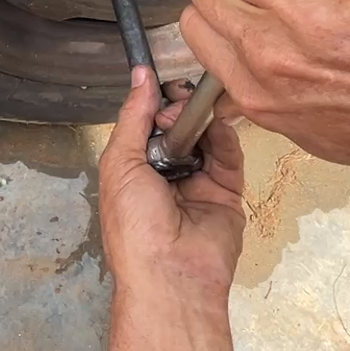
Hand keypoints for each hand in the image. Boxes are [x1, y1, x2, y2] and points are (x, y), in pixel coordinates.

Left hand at [97, 66, 247, 296]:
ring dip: (199, 120)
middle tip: (177, 101)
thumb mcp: (120, 163)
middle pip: (177, 127)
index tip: (160, 84)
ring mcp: (197, 183)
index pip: (146, 125)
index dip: (153, 103)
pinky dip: (224, 138)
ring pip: (205, 137)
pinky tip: (216, 126)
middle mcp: (164, 174)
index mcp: (133, 170)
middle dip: (177, 109)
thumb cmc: (134, 223)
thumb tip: (140, 76)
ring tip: (191, 118)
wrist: (171, 273)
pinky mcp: (227, 192)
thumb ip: (133, 117)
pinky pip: (229, 157)